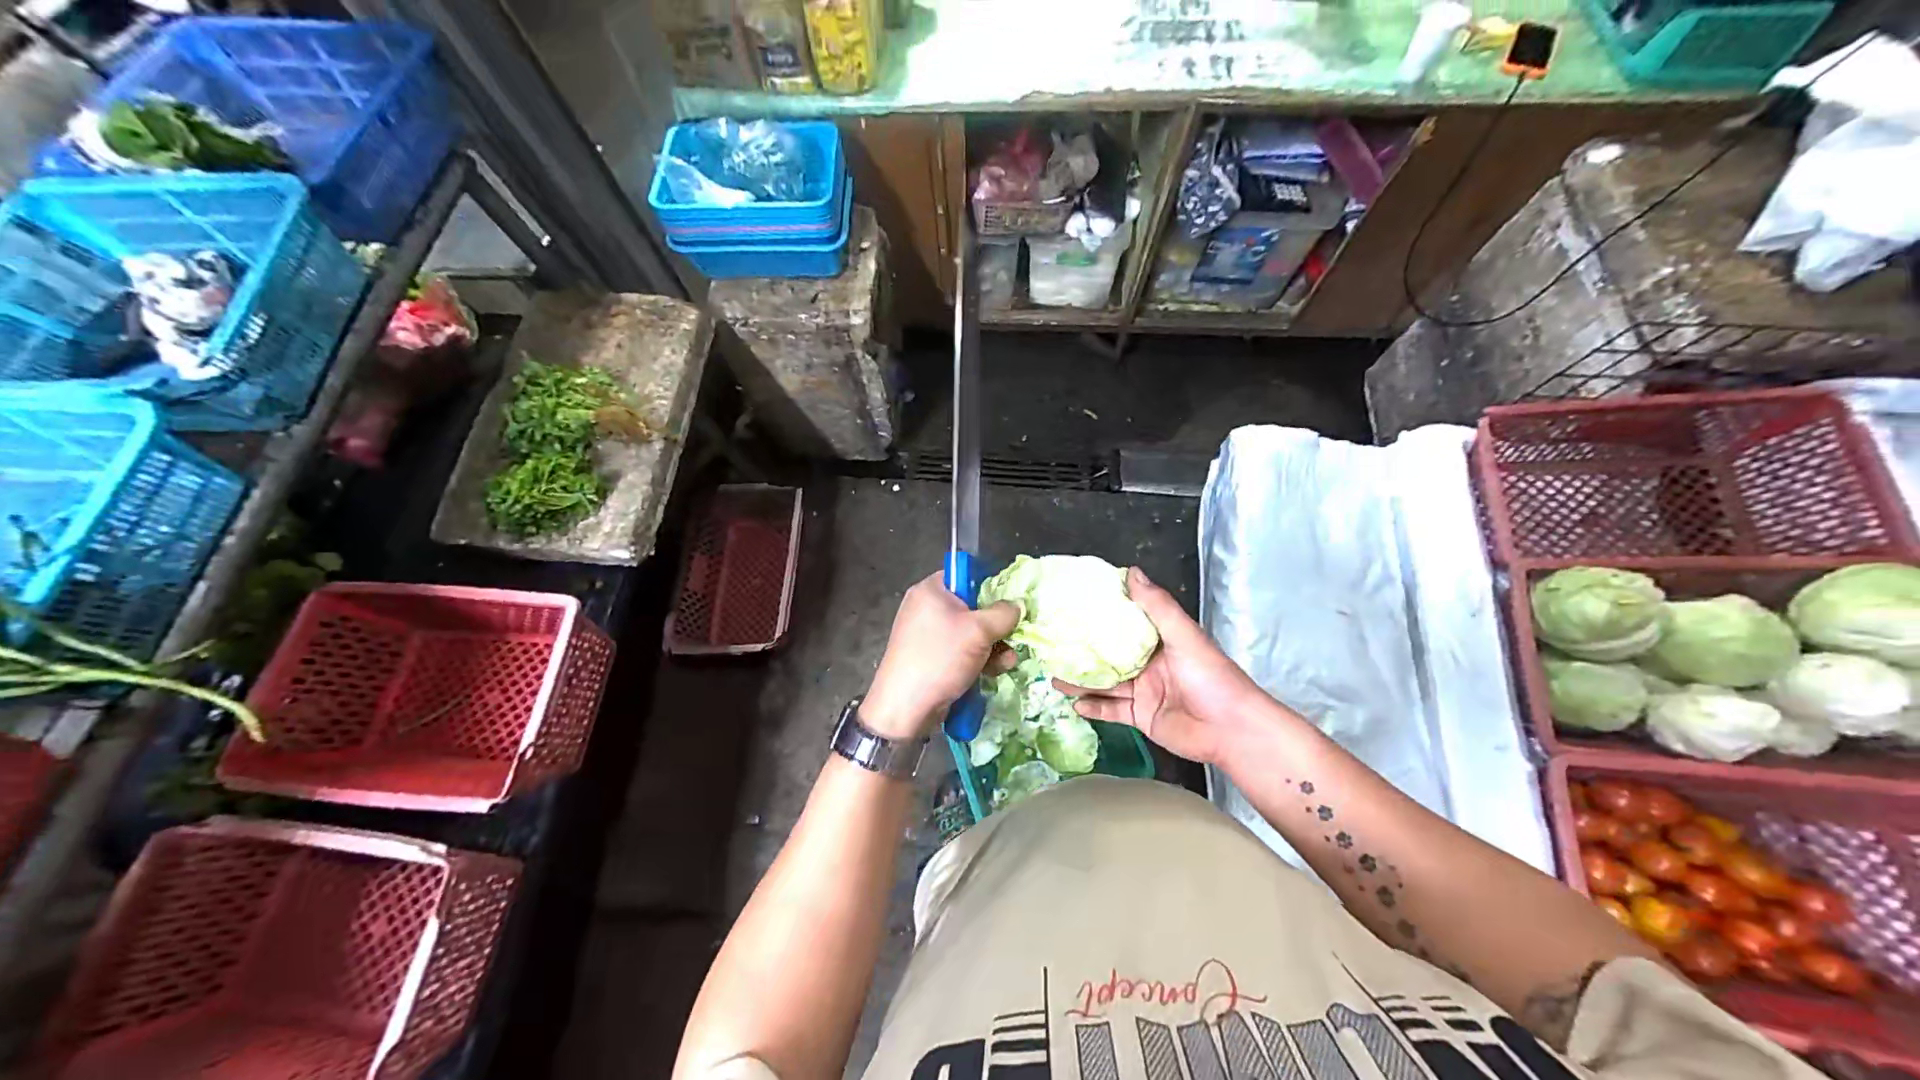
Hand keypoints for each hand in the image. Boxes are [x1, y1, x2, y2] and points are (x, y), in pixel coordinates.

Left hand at [863, 573, 1021, 739]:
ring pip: (972, 633)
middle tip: (1014, 636)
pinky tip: (994, 673)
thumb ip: (1003, 613)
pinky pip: (963, 652)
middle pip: (973, 607)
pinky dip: (980, 660)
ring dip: (993, 647)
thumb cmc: (940, 658)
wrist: (906, 708)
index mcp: (932, 590)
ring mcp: (929, 636)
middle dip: (996, 625)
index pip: (965, 575)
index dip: (990, 586)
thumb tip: (1017, 605)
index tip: (1010, 602)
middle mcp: (928, 608)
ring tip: (1007, 661)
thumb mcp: (978, 631)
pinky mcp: (934, 659)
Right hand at [1060, 567, 1265, 764]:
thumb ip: (1157, 605)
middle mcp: (1149, 664)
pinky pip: (1112, 710)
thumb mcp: (1183, 635)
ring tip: (1053, 676)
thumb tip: (1131, 571)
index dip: (1100, 617)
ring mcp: (1144, 692)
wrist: (1231, 729)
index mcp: (1160, 640)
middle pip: (1109, 656)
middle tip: (1053, 646)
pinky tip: (1074, 703)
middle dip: (1083, 652)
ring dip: (1081, 681)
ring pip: (1105, 684)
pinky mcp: (1142, 717)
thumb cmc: (1211, 677)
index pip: (1125, 624)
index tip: (1072, 608)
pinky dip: (1094, 707)